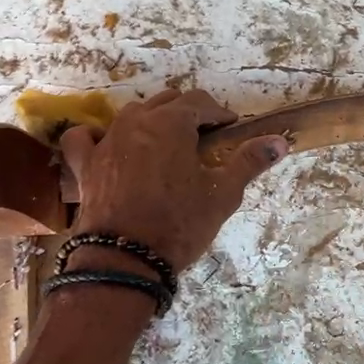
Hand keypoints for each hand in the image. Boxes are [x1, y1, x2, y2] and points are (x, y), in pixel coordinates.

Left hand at [59, 89, 286, 270]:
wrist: (123, 261)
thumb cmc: (179, 224)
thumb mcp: (222, 194)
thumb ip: (249, 162)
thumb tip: (280, 141)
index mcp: (171, 123)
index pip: (200, 102)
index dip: (219, 113)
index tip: (230, 128)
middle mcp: (137, 122)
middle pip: (167, 102)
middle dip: (188, 113)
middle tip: (204, 137)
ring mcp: (107, 142)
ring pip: (132, 114)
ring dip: (152, 120)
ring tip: (167, 143)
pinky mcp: (85, 165)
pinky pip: (84, 137)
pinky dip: (96, 136)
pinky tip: (108, 146)